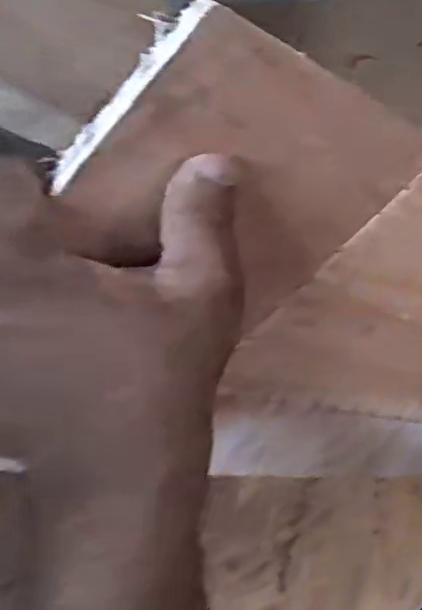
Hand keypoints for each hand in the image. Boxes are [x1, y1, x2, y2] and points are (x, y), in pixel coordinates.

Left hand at [0, 155, 242, 501]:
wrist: (111, 449)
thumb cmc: (166, 362)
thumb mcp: (205, 289)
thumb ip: (200, 222)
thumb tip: (214, 160)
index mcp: (18, 259)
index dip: (27, 180)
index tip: (61, 196)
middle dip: (22, 229)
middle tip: (64, 246)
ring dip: (20, 264)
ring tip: (62, 292)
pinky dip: (18, 303)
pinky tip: (44, 328)